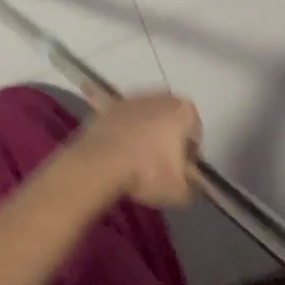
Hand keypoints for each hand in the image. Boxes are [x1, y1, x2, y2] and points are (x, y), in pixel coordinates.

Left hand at [69, 94, 200, 206]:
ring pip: (141, 112)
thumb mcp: (180, 191)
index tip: (182, 169)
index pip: (195, 130)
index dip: (190, 151)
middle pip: (168, 117)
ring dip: (140, 127)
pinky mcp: (106, 107)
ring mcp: (130, 99)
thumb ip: (188, 185)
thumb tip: (184, 185)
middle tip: (160, 162)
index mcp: (183, 111)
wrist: (102, 164)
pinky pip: (105, 101)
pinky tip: (89, 93)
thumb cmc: (148, 173)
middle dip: (166, 135)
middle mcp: (158, 97)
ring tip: (134, 153)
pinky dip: (99, 99)